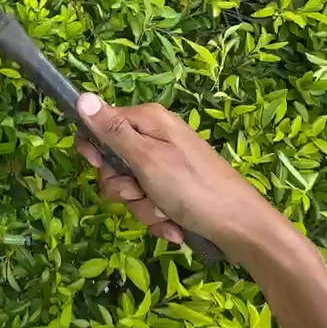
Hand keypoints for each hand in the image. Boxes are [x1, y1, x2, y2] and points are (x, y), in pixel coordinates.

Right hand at [75, 94, 299, 267]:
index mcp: (148, 120)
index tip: (99, 166)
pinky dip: (159, 217)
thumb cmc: (193, 188)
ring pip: (130, 187)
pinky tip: (175, 226)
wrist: (244, 230)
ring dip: (143, 207)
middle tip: (140, 194)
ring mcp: (167, 165)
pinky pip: (150, 203)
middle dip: (124, 187)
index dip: (95, 149)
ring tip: (165, 214)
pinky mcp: (176, 190)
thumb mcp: (147, 158)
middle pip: (114, 161)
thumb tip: (81, 97)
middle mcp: (156, 137)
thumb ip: (112, 131)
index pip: (101, 124)